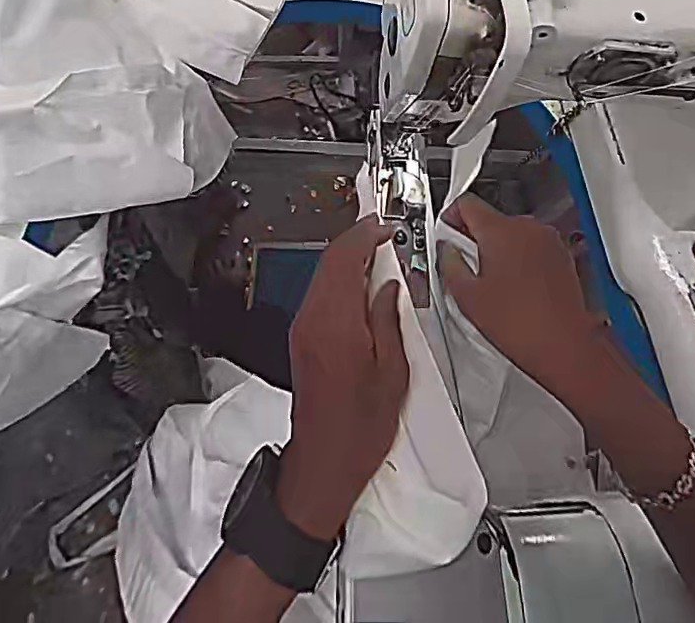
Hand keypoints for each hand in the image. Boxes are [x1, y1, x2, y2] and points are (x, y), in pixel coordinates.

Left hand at [280, 217, 407, 540]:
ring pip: (323, 273)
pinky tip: (362, 285)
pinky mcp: (302, 338)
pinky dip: (341, 277)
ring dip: (348, 257)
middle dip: (356, 240)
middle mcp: (313, 320)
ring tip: (379, 256)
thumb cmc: (359, 428)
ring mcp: (303, 329)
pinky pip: (320, 292)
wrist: (322, 465)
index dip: (365, 235)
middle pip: (330, 260)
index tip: (385, 228)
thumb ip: (390, 320)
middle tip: (383, 234)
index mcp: (337, 323)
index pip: (345, 258)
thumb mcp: (393, 372)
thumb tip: (390, 288)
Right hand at [441, 195, 604, 400]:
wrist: (564, 344)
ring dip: (499, 249)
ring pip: (512, 233)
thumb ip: (449, 263)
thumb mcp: (467, 296)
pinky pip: (532, 245)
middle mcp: (526, 227)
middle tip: (466, 268)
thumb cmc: (521, 324)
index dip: (450, 217)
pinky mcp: (561, 253)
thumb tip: (446, 251)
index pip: (466, 203)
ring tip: (494, 285)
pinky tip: (515, 288)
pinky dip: (521, 258)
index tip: (446, 233)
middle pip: (490, 219)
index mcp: (500, 230)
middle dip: (474, 239)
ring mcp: (547, 239)